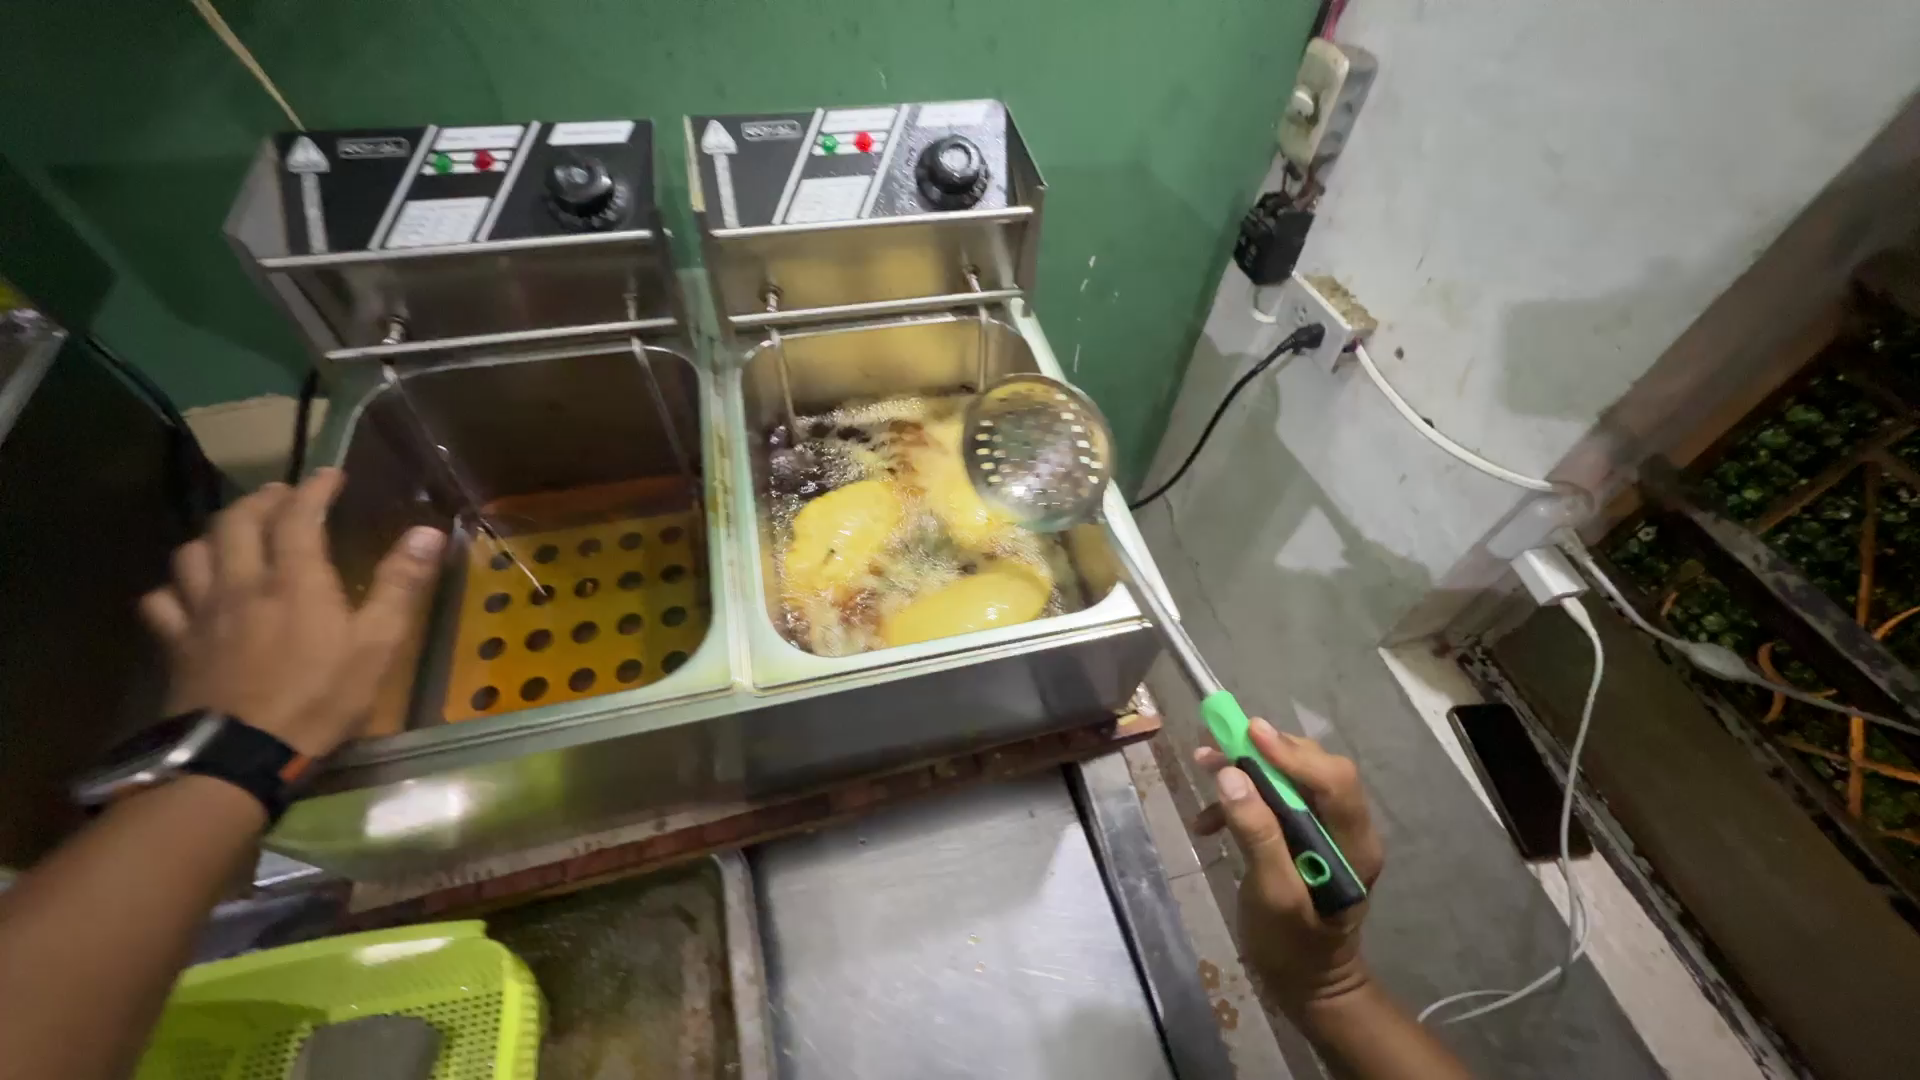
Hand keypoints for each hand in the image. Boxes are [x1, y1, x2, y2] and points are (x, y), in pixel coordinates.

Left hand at [138, 468, 446, 757]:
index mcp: (294, 581)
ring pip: (193, 554)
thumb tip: (427, 532)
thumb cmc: (324, 695)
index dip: (315, 489)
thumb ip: (400, 584)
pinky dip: (178, 585)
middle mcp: (241, 585)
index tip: (331, 473)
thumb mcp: (380, 642)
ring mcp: (201, 615)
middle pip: (236, 524)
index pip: (298, 517)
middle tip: (284, 494)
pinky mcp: (177, 645)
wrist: (242, 753)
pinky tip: (191, 591)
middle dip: (261, 501)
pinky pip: (163, 601)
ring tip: (237, 532)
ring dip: (217, 533)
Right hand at [1195, 717, 1385, 1014]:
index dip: (1292, 753)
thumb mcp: (1273, 896)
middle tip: (1217, 745)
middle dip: (1262, 753)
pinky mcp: (1300, 836)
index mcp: (1353, 844)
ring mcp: (1323, 831)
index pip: (1334, 779)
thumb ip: (1257, 834)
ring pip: (1287, 778)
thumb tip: (1230, 775)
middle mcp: (1344, 828)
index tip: (1249, 732)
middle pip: (1310, 768)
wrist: (1306, 986)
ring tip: (1203, 765)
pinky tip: (1208, 820)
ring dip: (1244, 771)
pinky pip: (1272, 800)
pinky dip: (1239, 800)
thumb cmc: (1293, 948)